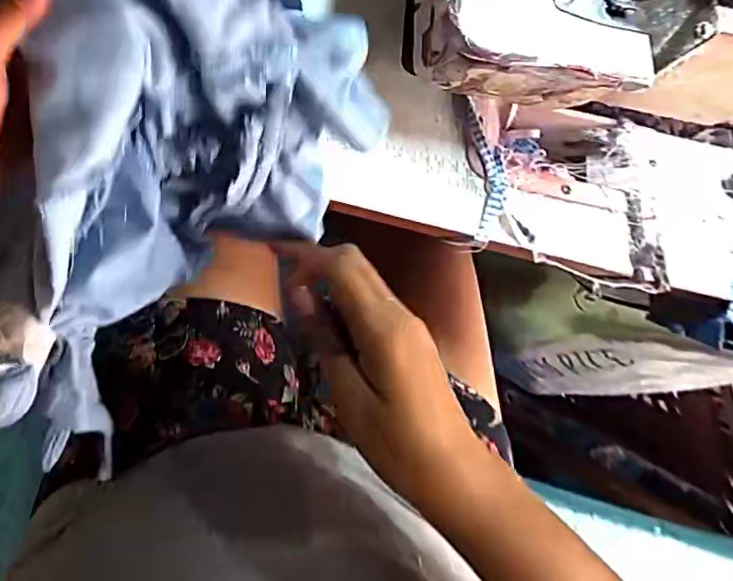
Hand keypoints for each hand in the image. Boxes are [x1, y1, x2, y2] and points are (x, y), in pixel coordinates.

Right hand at [280, 241, 498, 511]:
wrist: (456, 474)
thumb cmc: (398, 446)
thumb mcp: (349, 398)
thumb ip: (325, 339)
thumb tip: (300, 293)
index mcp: (384, 326)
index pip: (342, 266)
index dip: (306, 256)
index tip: (275, 261)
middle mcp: (400, 312)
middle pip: (355, 261)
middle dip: (317, 259)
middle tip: (285, 279)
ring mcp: (409, 321)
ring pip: (365, 276)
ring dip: (331, 276)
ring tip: (301, 302)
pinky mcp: (412, 334)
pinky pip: (373, 297)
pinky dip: (346, 295)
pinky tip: (330, 322)